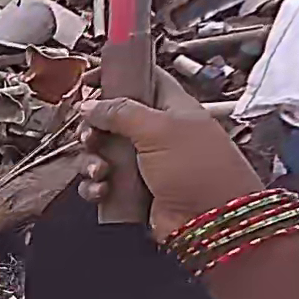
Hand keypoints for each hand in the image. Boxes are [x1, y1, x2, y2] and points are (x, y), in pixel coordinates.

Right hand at [79, 68, 264, 240]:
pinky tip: (102, 190)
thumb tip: (89, 104)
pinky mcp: (131, 191)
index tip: (88, 80)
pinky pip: (100, 183)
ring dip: (91, 161)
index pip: (140, 79)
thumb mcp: (160, 130)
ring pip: (100, 153)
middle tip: (90, 138)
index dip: (114, 76)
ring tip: (100, 172)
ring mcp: (141, 164)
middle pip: (110, 119)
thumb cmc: (196, 168)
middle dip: (93, 129)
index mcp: (169, 108)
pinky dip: (94, 187)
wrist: (210, 222)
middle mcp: (154, 133)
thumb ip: (121, 112)